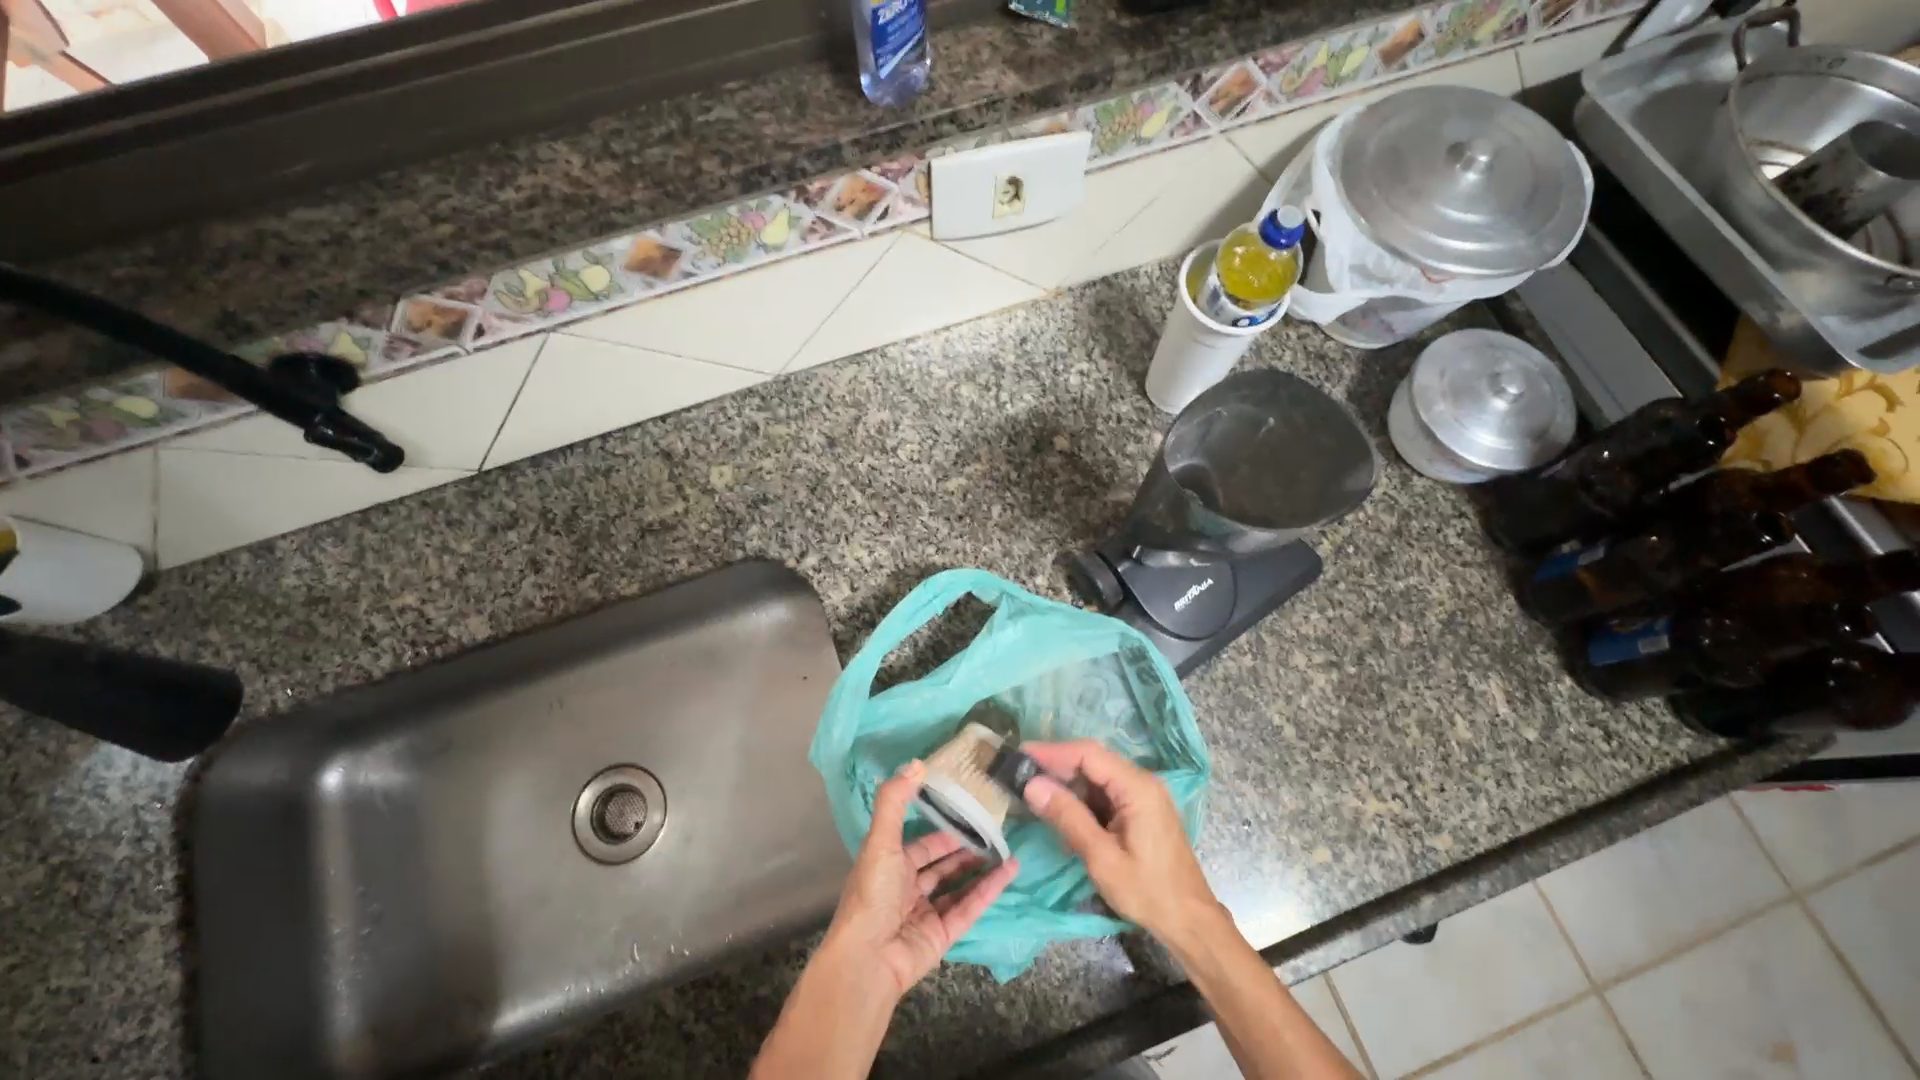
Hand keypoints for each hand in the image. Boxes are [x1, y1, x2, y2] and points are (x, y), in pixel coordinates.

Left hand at [821, 760, 1020, 998]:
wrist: (868, 958)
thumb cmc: (872, 894)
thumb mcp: (880, 841)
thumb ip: (895, 801)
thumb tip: (916, 762)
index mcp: (889, 865)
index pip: (920, 843)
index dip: (942, 828)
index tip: (968, 810)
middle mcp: (907, 888)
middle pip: (941, 864)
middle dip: (964, 848)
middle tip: (994, 828)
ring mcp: (926, 913)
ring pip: (959, 885)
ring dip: (981, 868)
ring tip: (1008, 847)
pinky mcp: (944, 935)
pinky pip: (970, 907)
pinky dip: (990, 890)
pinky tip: (1010, 872)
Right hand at [1021, 740, 1226, 945]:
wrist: (1189, 919)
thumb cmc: (1148, 892)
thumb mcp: (1102, 858)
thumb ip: (1068, 817)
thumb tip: (1032, 785)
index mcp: (1138, 788)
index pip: (1089, 754)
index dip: (1053, 752)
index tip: (1020, 756)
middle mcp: (1142, 783)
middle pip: (1093, 761)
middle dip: (1056, 766)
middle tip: (1019, 775)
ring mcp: (1143, 796)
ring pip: (1097, 777)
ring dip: (1066, 783)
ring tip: (1032, 791)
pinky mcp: (1139, 810)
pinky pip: (1105, 793)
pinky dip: (1080, 798)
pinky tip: (1059, 809)